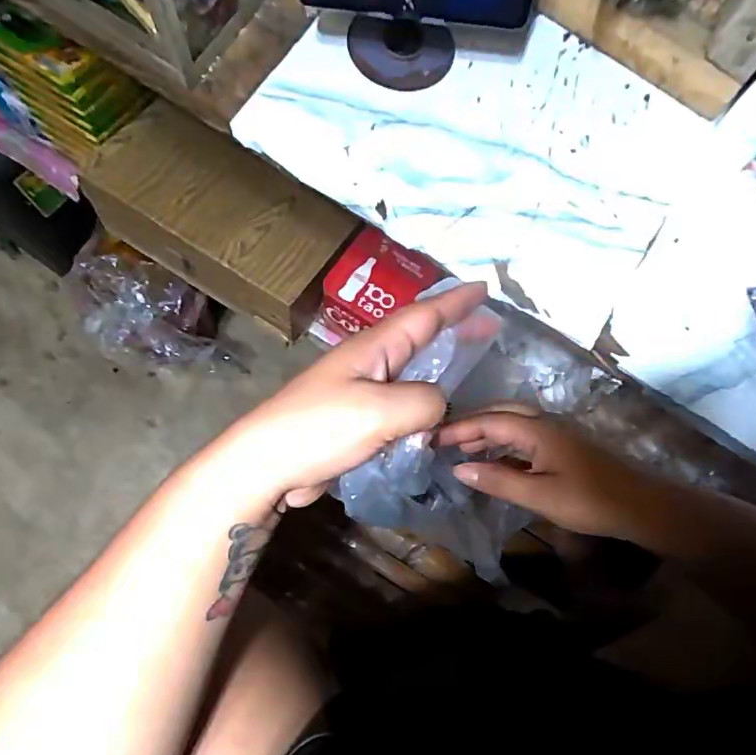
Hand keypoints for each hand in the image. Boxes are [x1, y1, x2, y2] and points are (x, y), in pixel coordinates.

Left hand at [219, 282, 490, 508]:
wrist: (266, 466)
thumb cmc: (321, 428)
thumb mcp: (382, 410)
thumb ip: (425, 402)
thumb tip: (438, 406)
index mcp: (374, 348)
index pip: (423, 315)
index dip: (456, 303)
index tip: (484, 289)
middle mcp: (369, 362)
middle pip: (419, 337)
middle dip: (454, 328)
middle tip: (489, 328)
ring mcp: (360, 390)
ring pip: (411, 371)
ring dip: (441, 366)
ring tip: (469, 368)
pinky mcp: (357, 419)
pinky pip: (401, 403)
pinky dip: (424, 403)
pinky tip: (436, 416)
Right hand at [436, 407, 679, 541]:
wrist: (640, 506)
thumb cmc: (589, 501)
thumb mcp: (538, 495)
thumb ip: (498, 480)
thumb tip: (458, 468)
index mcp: (538, 429)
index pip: (489, 420)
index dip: (458, 428)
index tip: (431, 437)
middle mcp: (546, 423)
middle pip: (502, 413)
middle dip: (472, 423)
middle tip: (444, 440)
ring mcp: (558, 434)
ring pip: (515, 423)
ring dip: (488, 432)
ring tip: (463, 450)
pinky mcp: (565, 447)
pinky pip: (526, 436)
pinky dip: (505, 444)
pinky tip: (496, 461)